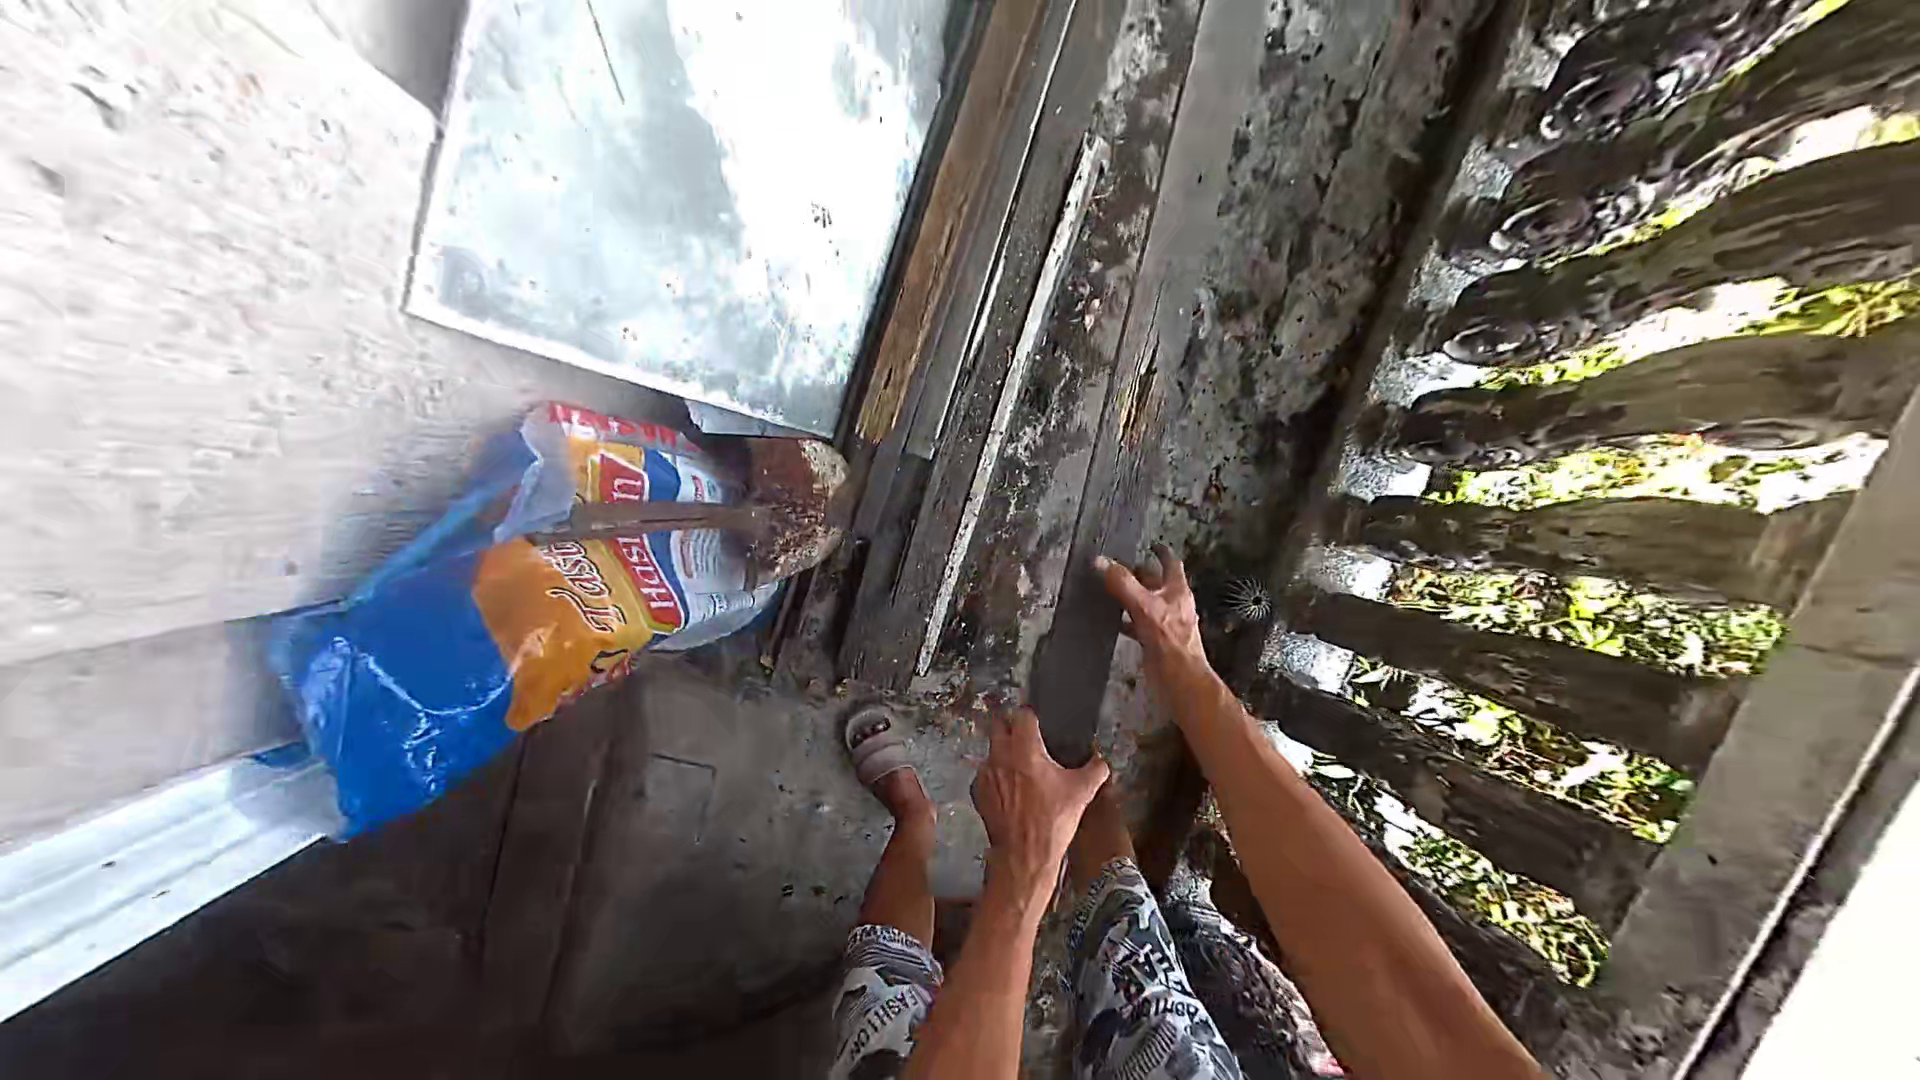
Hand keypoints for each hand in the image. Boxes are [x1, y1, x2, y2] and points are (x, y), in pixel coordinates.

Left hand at [971, 706, 1109, 903]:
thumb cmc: (1053, 820)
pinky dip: (996, 776)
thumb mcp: (1081, 793)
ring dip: (1004, 753)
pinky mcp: (977, 790)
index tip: (1039, 724)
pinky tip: (1010, 791)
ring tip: (1021, 769)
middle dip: (1011, 728)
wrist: (1025, 855)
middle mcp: (1000, 755)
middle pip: (999, 725)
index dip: (1032, 716)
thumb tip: (1101, 761)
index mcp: (1024, 748)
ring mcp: (985, 772)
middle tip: (1027, 741)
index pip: (1022, 714)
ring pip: (991, 750)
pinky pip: (986, 773)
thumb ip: (1095, 770)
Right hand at [1097, 544, 1208, 686]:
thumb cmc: (1168, 639)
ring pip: (1147, 603)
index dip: (1162, 553)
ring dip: (1132, 597)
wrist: (1178, 676)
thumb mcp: (1142, 605)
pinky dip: (1127, 620)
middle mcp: (1173, 604)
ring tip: (1112, 591)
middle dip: (1140, 575)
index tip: (1152, 545)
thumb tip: (1102, 562)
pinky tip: (1115, 622)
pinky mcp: (1156, 639)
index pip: (1171, 564)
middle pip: (1156, 583)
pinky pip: (1140, 624)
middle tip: (1120, 569)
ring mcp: (1165, 623)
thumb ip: (1122, 583)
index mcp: (1176, 591)